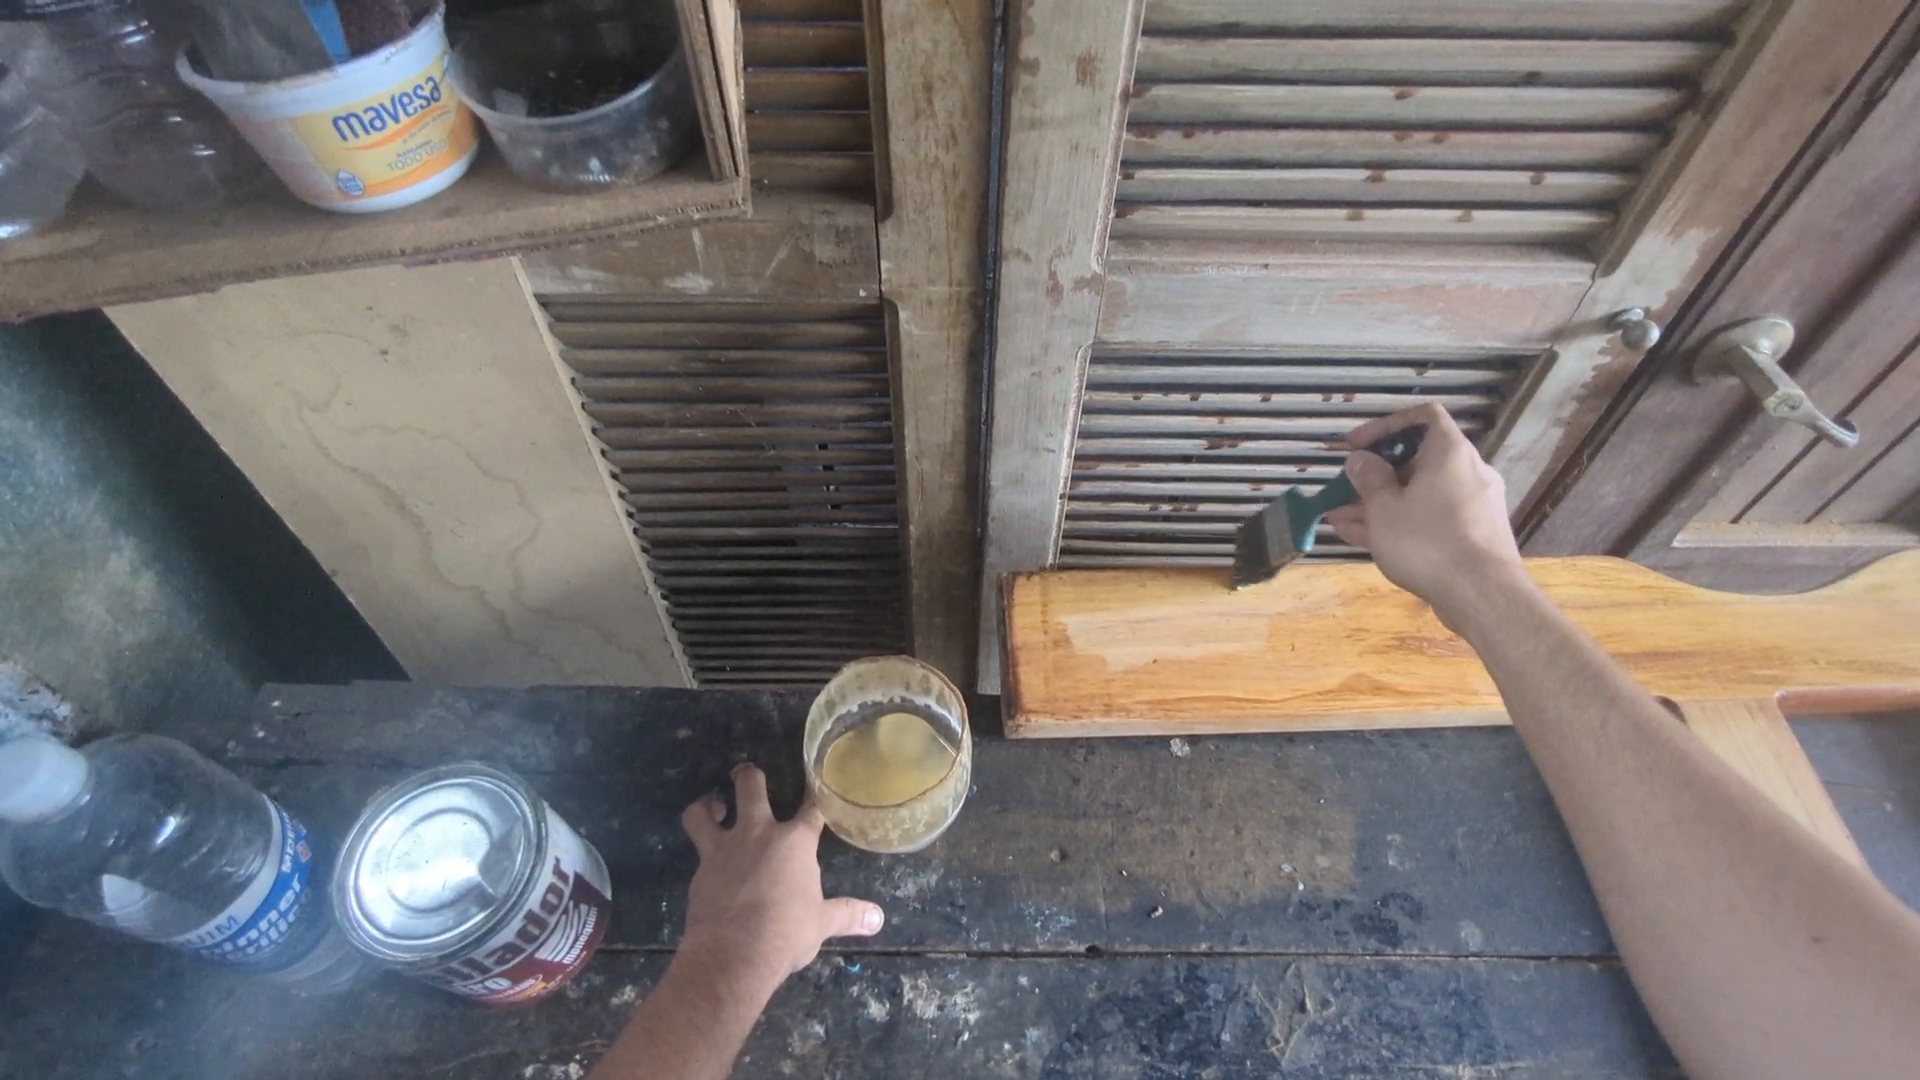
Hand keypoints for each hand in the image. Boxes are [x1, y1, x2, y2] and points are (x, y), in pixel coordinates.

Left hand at [677, 764, 884, 997]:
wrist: (732, 957)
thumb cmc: (785, 934)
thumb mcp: (821, 924)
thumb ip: (848, 914)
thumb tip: (878, 918)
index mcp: (795, 842)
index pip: (811, 809)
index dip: (815, 796)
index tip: (817, 785)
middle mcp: (758, 834)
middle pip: (751, 787)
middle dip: (748, 776)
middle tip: (746, 773)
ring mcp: (724, 850)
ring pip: (703, 813)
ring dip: (706, 805)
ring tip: (713, 807)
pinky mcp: (700, 873)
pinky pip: (698, 853)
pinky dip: (703, 856)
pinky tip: (710, 869)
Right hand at [1322, 404, 1524, 612]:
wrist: (1481, 594)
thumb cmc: (1427, 541)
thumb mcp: (1384, 508)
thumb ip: (1369, 479)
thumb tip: (1360, 459)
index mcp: (1449, 454)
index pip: (1423, 417)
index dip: (1385, 425)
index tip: (1355, 445)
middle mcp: (1466, 472)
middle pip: (1416, 461)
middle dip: (1374, 475)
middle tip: (1342, 489)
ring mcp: (1470, 505)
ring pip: (1417, 493)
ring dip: (1377, 503)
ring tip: (1338, 518)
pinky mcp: (1469, 533)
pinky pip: (1427, 516)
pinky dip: (1397, 521)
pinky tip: (1359, 536)